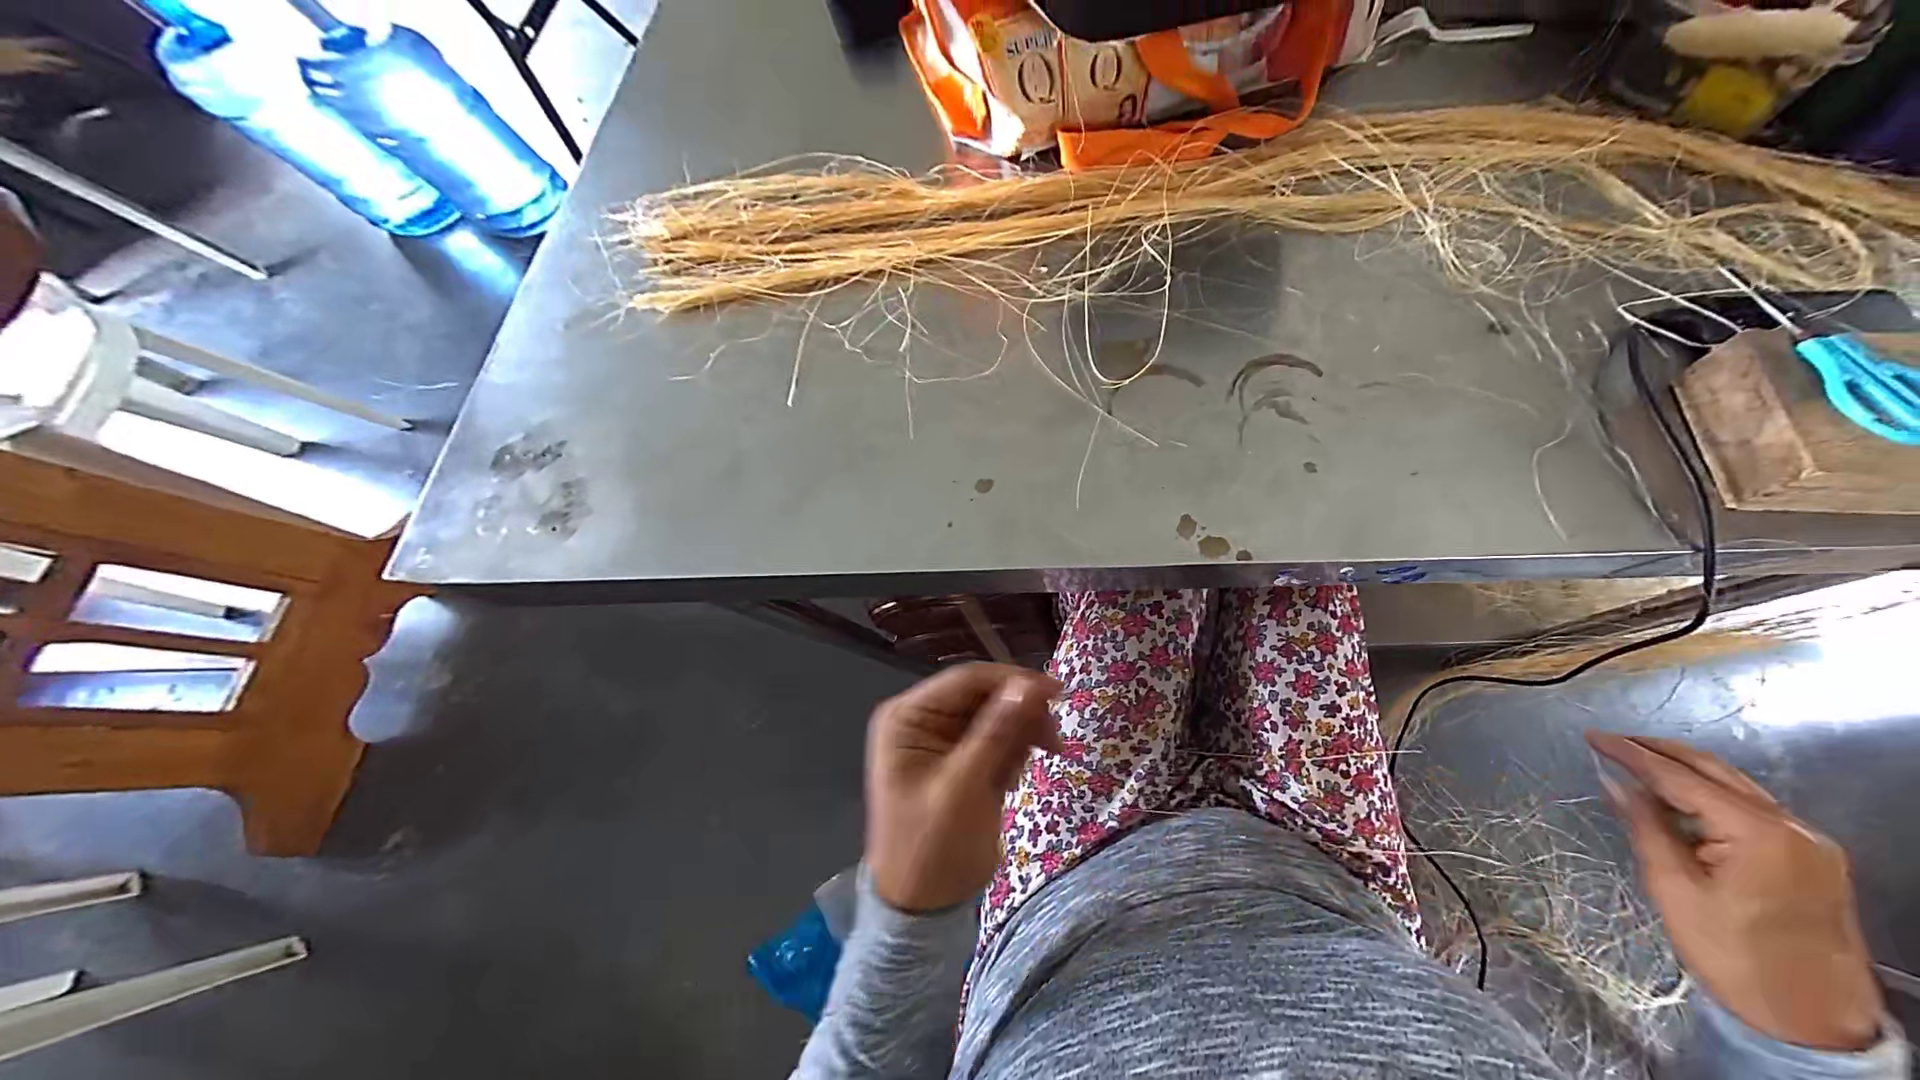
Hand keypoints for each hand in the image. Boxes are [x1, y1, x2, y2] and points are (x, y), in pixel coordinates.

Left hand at [865, 664, 1060, 912]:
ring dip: (1017, 739)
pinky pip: (996, 740)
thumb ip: (996, 732)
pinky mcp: (959, 759)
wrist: (922, 909)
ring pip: (995, 716)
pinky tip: (1006, 784)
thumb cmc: (932, 849)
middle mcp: (922, 719)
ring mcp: (940, 739)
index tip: (1058, 692)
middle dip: (1019, 717)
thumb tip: (1029, 685)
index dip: (1013, 681)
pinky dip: (1010, 756)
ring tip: (1014, 778)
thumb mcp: (965, 787)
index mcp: (907, 717)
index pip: (966, 679)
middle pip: (984, 695)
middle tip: (1054, 746)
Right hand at [1587, 732, 1883, 1050]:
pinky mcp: (1812, 858)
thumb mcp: (1673, 887)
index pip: (1680, 777)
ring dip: (1684, 768)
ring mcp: (1810, 842)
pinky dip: (1708, 792)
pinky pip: (1751, 807)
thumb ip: (1645, 825)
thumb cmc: (1731, 952)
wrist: (1811, 1018)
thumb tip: (1616, 782)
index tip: (1591, 737)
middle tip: (1610, 741)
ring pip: (1735, 785)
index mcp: (1758, 833)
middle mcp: (1793, 827)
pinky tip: (1678, 796)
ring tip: (1636, 761)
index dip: (1631, 754)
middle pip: (1714, 771)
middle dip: (1658, 751)